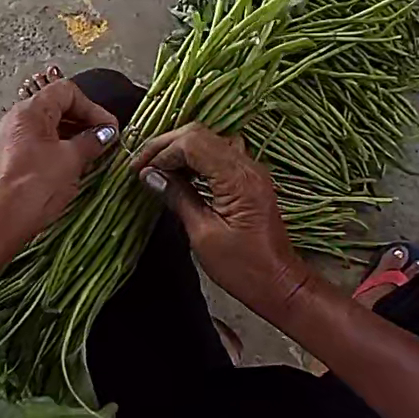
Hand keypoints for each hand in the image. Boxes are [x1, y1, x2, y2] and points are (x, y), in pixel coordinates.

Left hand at [0, 78, 119, 242]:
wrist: (3, 219)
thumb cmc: (37, 185)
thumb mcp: (72, 159)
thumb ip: (92, 141)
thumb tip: (105, 134)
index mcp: (30, 111)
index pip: (67, 91)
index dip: (93, 108)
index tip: (109, 128)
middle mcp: (16, 118)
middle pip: (56, 106)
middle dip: (84, 120)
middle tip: (104, 139)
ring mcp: (10, 138)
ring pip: (48, 126)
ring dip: (73, 135)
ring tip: (92, 153)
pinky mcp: (9, 157)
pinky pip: (38, 142)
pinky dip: (58, 147)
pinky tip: (72, 164)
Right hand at [129, 123, 312, 317]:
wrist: (278, 282)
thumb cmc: (242, 267)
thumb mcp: (203, 235)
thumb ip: (178, 198)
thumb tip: (150, 176)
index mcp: (238, 179)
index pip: (193, 142)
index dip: (162, 151)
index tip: (140, 171)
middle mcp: (248, 166)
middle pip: (201, 134)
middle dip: (167, 146)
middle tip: (141, 166)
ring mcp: (251, 170)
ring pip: (210, 141)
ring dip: (180, 150)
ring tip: (155, 169)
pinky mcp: (250, 179)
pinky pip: (219, 155)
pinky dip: (195, 159)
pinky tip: (178, 175)